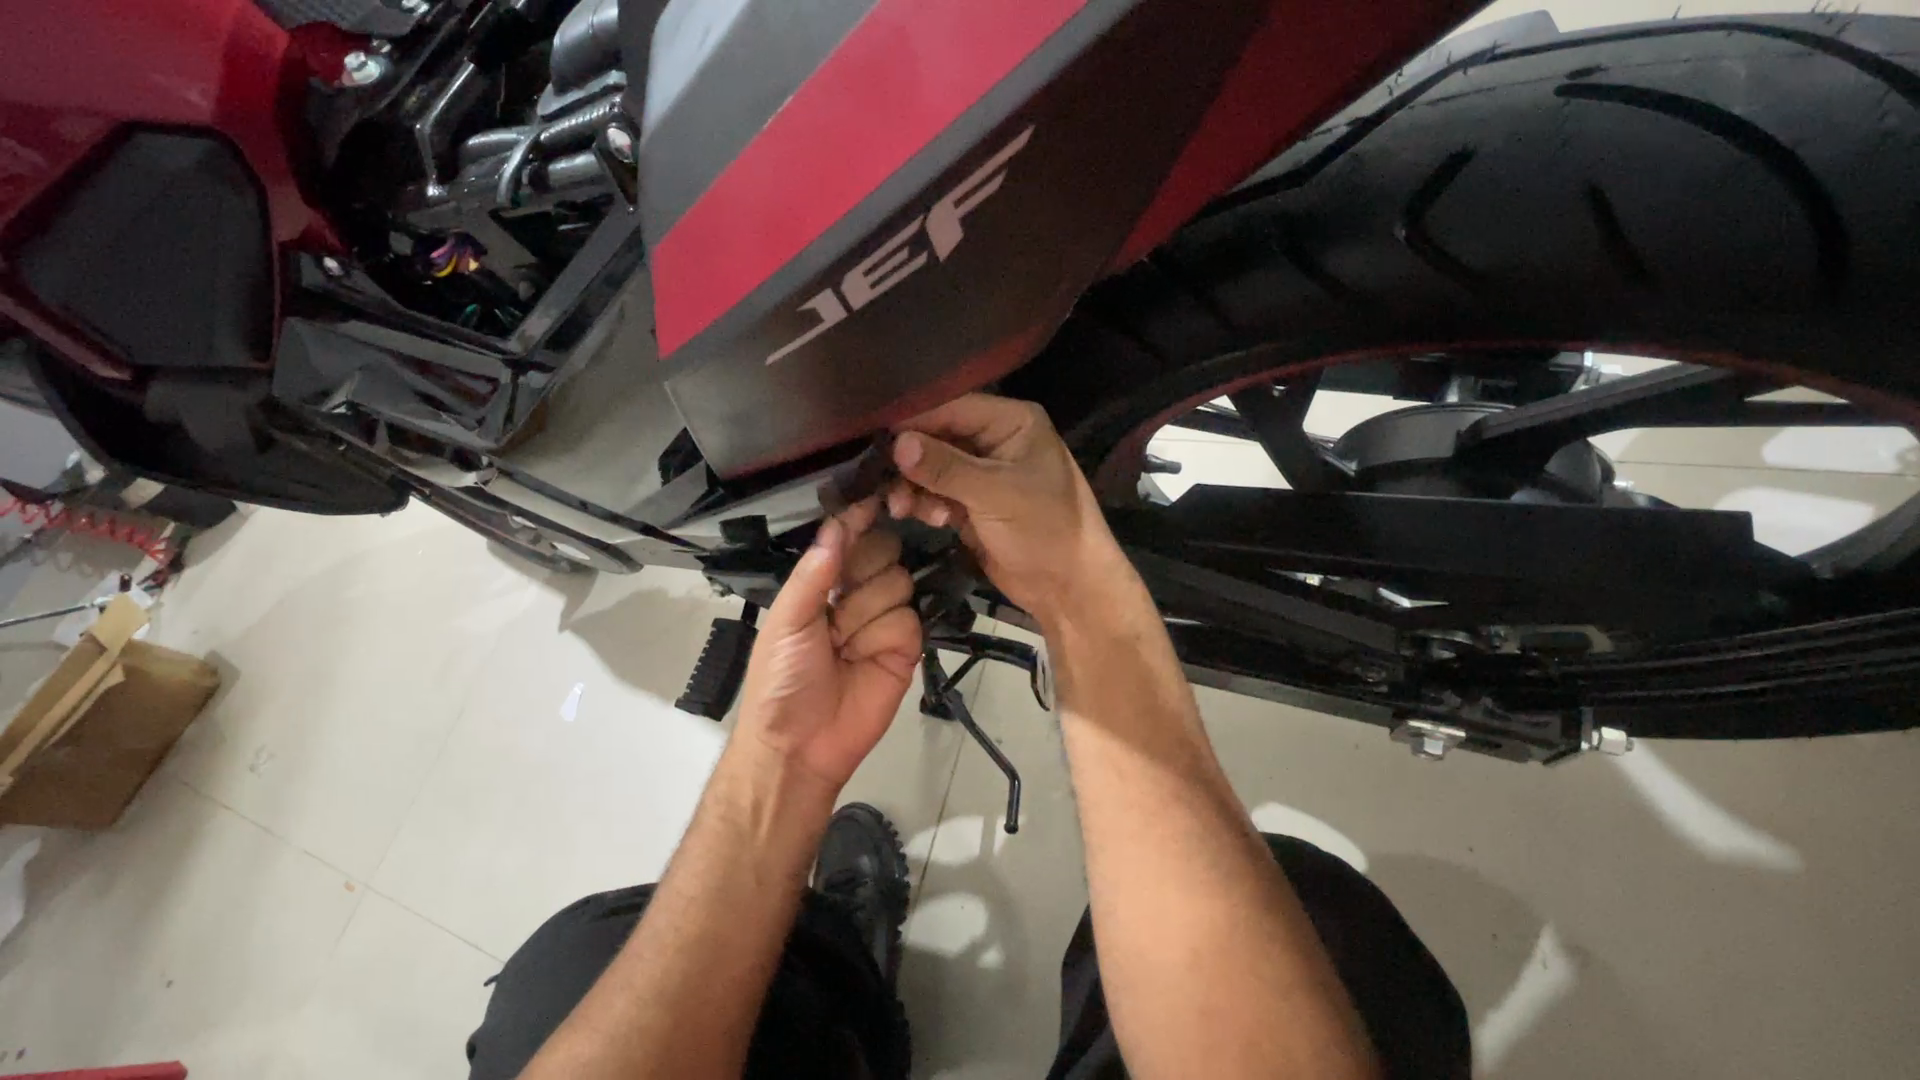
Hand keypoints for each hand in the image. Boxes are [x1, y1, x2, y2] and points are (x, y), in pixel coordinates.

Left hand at [733, 499, 922, 791]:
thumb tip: (837, 525)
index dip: (859, 521)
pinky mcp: (906, 648)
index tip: (873, 501)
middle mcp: (856, 595)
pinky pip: (909, 620)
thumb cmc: (780, 679)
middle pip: (884, 551)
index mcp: (822, 583)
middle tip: (837, 604)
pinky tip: (863, 659)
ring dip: (865, 615)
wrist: (800, 745)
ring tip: (842, 646)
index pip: (848, 538)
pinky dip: (883, 638)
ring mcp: (883, 620)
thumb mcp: (787, 620)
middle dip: (862, 572)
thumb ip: (814, 572)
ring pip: (898, 584)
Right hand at [886, 393, 1124, 625]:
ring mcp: (983, 473)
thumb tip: (897, 443)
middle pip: (937, 437)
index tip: (874, 437)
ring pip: (932, 468)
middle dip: (910, 461)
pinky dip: (926, 503)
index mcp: (1012, 421)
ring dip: (915, 486)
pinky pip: (937, 493)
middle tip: (885, 484)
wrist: (1068, 588)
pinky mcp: (972, 504)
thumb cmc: (1044, 530)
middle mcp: (996, 439)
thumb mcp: (995, 494)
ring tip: (903, 508)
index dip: (913, 421)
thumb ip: (945, 467)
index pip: (952, 407)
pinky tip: (931, 520)